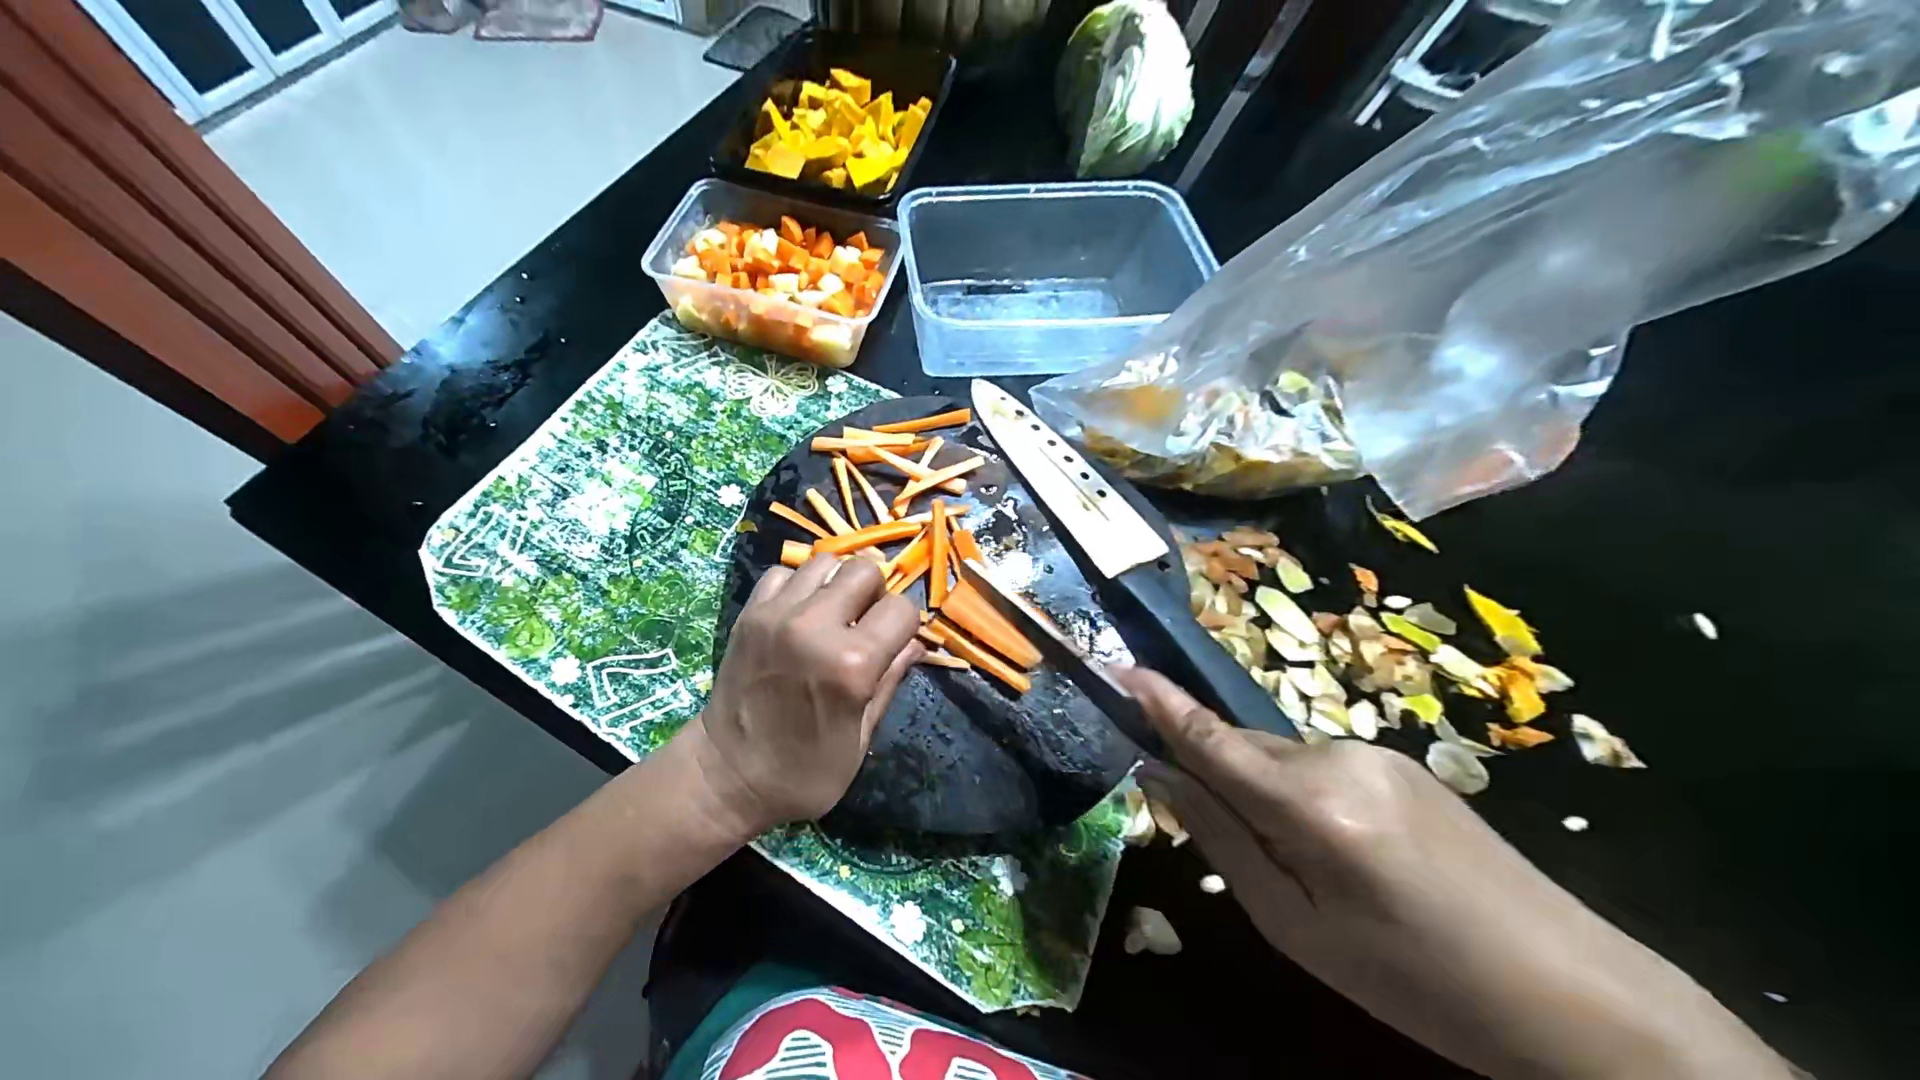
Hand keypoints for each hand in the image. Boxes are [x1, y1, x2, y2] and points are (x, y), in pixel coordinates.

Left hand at [688, 556, 921, 838]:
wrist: (727, 778)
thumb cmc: (804, 772)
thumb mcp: (861, 737)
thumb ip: (890, 680)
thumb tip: (915, 644)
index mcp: (852, 663)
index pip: (901, 609)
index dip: (905, 626)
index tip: (894, 644)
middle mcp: (815, 626)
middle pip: (865, 570)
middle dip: (875, 594)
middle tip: (864, 624)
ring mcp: (777, 615)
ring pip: (825, 562)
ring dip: (837, 584)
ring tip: (832, 614)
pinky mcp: (749, 613)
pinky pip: (785, 573)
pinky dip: (799, 586)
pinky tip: (799, 615)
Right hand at [1112, 666, 1792, 1079]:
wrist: (1576, 994)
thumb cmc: (1415, 980)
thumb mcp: (1296, 927)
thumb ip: (1219, 839)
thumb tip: (1159, 774)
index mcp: (1310, 806)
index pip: (1210, 737)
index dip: (1159, 701)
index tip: (1119, 668)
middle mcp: (1339, 757)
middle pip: (1243, 747)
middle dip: (1217, 775)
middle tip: (1232, 845)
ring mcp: (1377, 753)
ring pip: (1281, 758)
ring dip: (1264, 793)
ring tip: (1307, 870)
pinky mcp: (1403, 761)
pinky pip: (1320, 765)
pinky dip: (1301, 795)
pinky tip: (1346, 854)